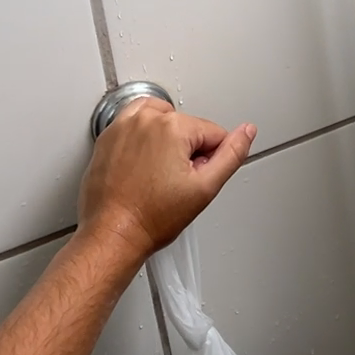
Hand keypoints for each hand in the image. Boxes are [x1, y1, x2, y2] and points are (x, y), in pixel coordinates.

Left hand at [77, 98, 255, 266]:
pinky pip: (134, 124)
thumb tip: (247, 131)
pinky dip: (143, 136)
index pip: (212, 133)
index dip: (209, 160)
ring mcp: (123, 126)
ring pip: (162, 120)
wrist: (112, 235)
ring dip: (166, 138)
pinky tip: (142, 163)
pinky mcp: (107, 137)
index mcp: (174, 127)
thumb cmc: (151, 218)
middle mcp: (146, 119)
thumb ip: (232, 155)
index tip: (191, 181)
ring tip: (158, 172)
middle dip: (187, 151)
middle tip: (173, 182)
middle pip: (187, 126)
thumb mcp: (205, 189)